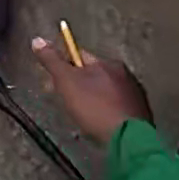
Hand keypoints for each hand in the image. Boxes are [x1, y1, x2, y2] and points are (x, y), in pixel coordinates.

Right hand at [30, 36, 150, 144]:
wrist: (128, 140)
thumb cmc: (93, 106)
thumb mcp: (65, 80)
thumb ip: (51, 59)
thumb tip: (37, 39)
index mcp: (108, 64)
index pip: (78, 56)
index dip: (62, 66)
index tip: (55, 81)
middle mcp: (126, 75)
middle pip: (91, 74)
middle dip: (76, 84)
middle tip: (66, 99)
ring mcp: (136, 95)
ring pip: (104, 90)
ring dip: (91, 97)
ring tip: (82, 113)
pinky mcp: (140, 114)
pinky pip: (115, 105)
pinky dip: (104, 109)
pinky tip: (98, 120)